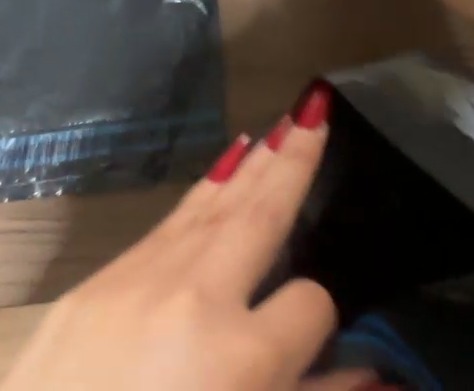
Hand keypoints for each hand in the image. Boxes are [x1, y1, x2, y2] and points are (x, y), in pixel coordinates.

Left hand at [0, 85, 377, 390]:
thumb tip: (379, 373)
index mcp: (240, 359)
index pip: (311, 302)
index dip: (320, 319)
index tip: (310, 341)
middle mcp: (194, 301)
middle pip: (260, 215)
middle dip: (294, 161)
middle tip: (316, 110)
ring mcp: (138, 284)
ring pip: (213, 206)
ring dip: (251, 164)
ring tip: (281, 125)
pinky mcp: (94, 286)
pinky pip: (167, 224)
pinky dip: (202, 192)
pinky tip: (222, 166)